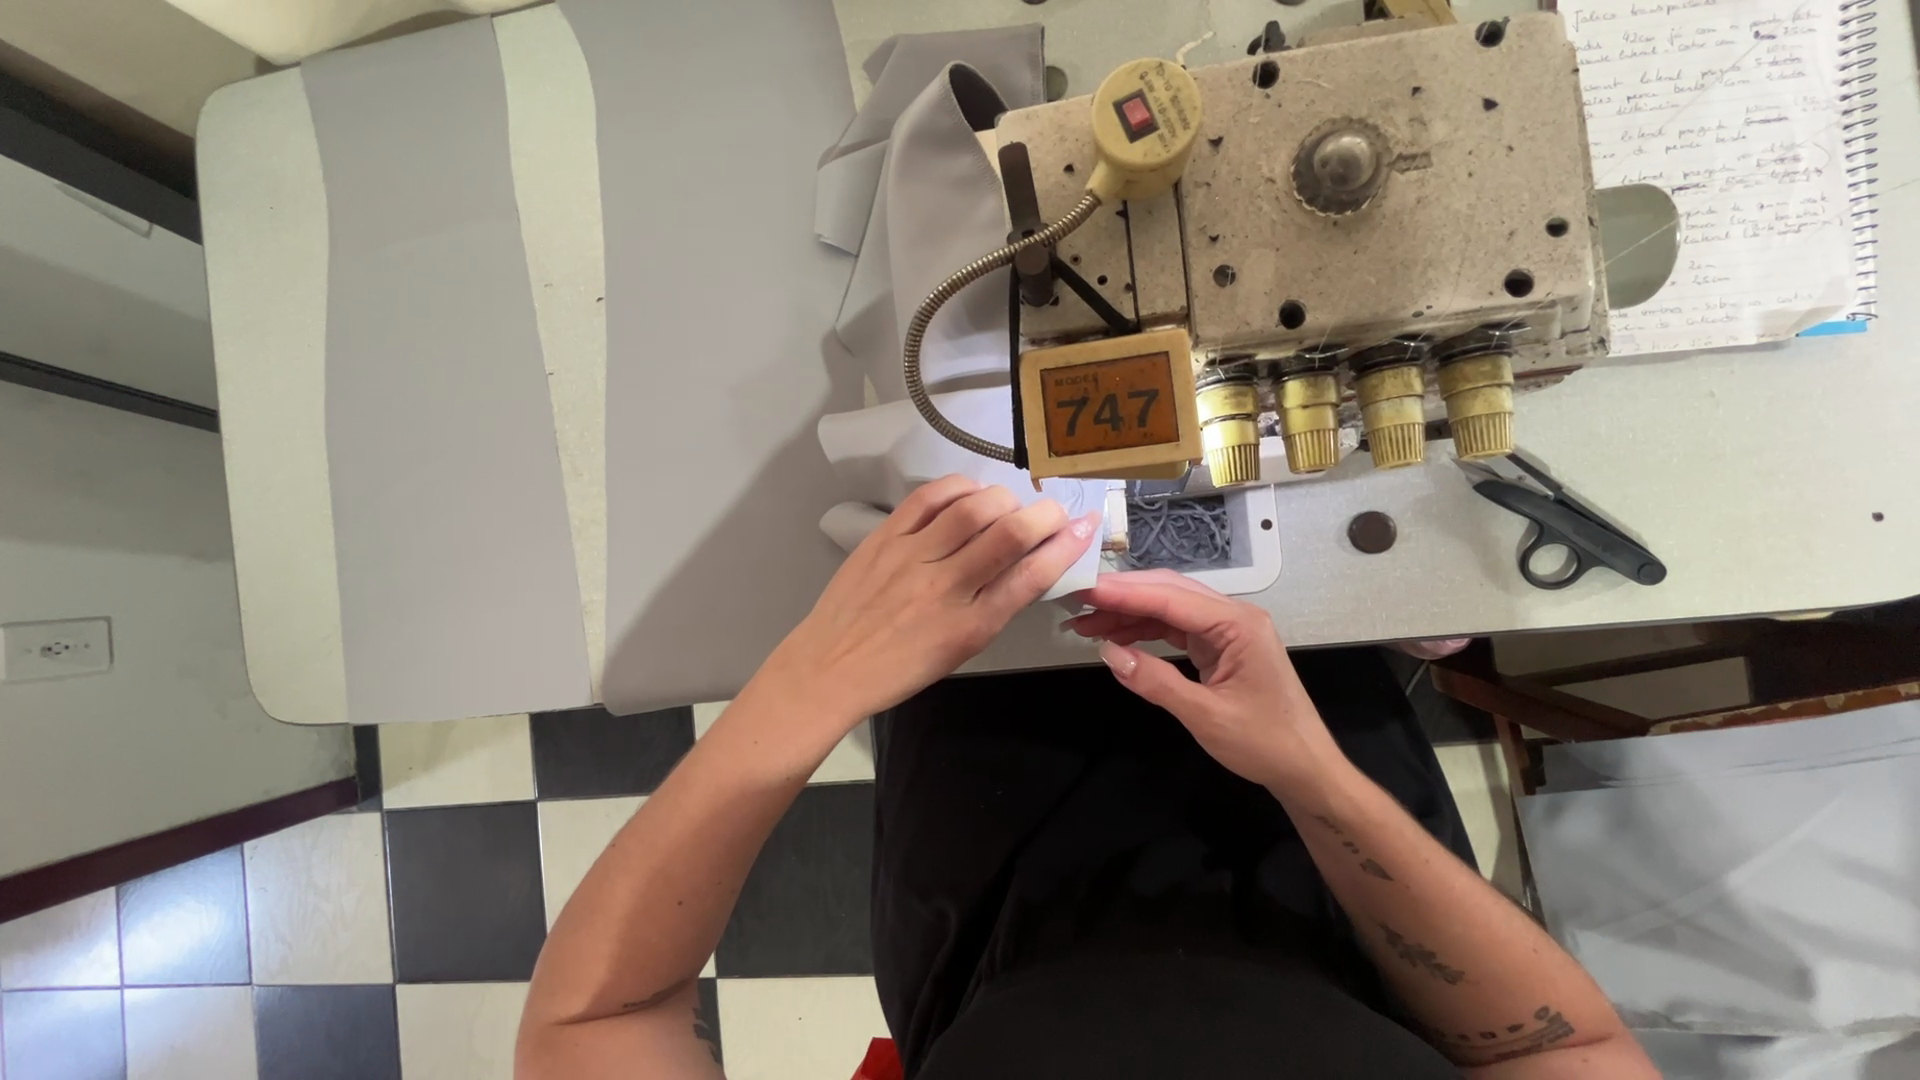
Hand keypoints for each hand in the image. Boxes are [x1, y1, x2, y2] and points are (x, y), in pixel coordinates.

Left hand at [765, 475, 1096, 720]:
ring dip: (1004, 499)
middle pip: (1009, 535)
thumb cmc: (899, 669)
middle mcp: (945, 588)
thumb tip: (1028, 565)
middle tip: (1053, 513)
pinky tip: (970, 494)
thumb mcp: (960, 650)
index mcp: (969, 627)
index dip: (1066, 548)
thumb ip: (995, 607)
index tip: (1084, 527)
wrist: (830, 668)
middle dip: (1044, 516)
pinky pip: (928, 498)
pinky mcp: (884, 538)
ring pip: (972, 509)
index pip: (1031, 577)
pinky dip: (958, 488)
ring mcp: (911, 558)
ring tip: (1009, 505)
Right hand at [1064, 570, 1342, 794]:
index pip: (1170, 597)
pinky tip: (1115, 638)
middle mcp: (1233, 617)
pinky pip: (1174, 628)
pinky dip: (1143, 630)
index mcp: (1238, 624)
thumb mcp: (1206, 716)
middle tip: (1075, 601)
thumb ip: (1156, 682)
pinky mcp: (1220, 646)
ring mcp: (1226, 630)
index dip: (1123, 593)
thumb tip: (1109, 654)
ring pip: (1168, 608)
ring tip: (1084, 623)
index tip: (1084, 590)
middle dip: (1120, 596)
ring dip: (1127, 614)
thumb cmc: (1265, 743)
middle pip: (1167, 592)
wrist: (1305, 768)